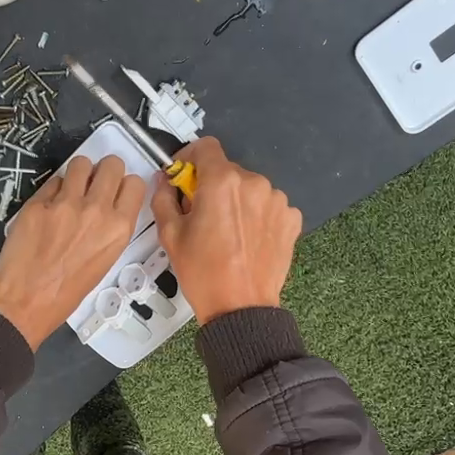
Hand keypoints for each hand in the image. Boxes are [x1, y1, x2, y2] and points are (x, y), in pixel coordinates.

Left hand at [0, 154, 144, 349]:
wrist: (25, 304)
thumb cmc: (65, 294)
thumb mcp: (104, 263)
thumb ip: (110, 230)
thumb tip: (106, 208)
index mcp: (118, 230)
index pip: (135, 184)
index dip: (124, 184)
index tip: (116, 189)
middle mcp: (96, 211)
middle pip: (111, 165)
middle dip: (104, 171)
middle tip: (94, 184)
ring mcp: (65, 204)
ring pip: (81, 163)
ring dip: (78, 173)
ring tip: (71, 190)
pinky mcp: (37, 204)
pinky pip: (53, 182)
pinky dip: (53, 190)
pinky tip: (48, 208)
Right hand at [152, 137, 301, 321]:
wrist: (240, 307)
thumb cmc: (205, 274)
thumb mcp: (170, 235)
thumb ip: (164, 198)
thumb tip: (164, 182)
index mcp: (222, 182)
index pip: (205, 147)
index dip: (190, 158)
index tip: (185, 175)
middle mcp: (254, 183)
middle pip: (227, 171)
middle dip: (212, 187)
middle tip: (201, 217)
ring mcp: (277, 201)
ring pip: (249, 189)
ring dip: (236, 202)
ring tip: (226, 234)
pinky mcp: (291, 219)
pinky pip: (268, 207)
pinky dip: (256, 217)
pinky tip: (245, 240)